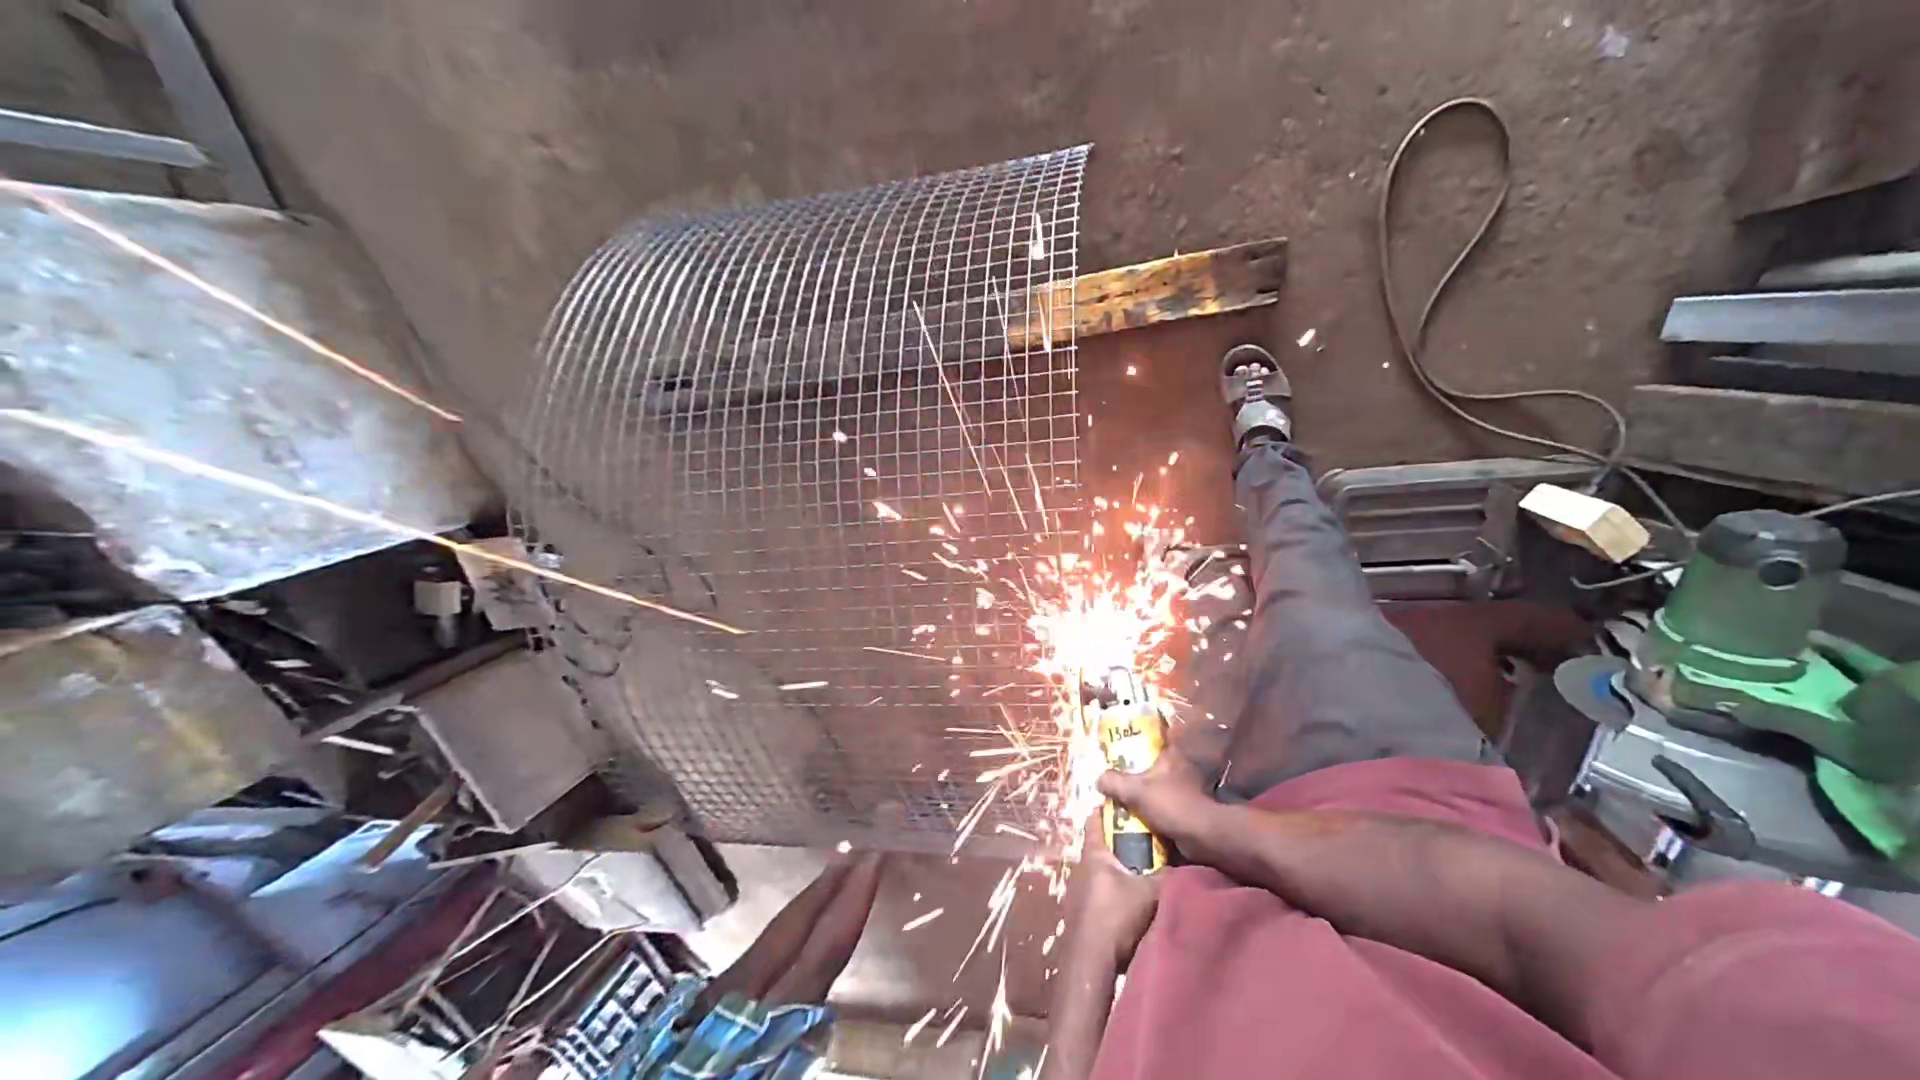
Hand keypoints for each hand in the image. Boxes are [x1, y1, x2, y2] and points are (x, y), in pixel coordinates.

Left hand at [1065, 814, 1161, 969]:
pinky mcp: (1080, 912)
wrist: (1092, 960)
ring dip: (1116, 869)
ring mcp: (1078, 891)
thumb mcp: (1150, 892)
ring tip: (1141, 870)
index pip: (1095, 820)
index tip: (1125, 804)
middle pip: (1099, 846)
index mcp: (1094, 855)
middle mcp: (1081, 868)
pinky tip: (1128, 900)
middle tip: (1144, 840)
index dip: (1107, 810)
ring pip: (1099, 870)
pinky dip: (1111, 890)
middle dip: (1119, 843)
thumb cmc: (1117, 916)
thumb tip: (1187, 863)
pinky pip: (1098, 892)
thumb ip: (1167, 875)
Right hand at [1096, 751, 1221, 861]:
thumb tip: (1098, 778)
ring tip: (1119, 796)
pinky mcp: (1185, 808)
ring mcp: (1183, 788)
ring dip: (1142, 792)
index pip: (1156, 739)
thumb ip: (1114, 782)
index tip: (1124, 743)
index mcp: (1169, 756)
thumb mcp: (1135, 790)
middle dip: (1135, 771)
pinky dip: (1149, 809)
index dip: (1141, 739)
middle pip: (1152, 764)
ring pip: (1156, 785)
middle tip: (1114, 774)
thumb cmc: (1170, 804)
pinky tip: (1134, 815)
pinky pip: (1161, 804)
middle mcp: (1178, 768)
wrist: (1200, 836)